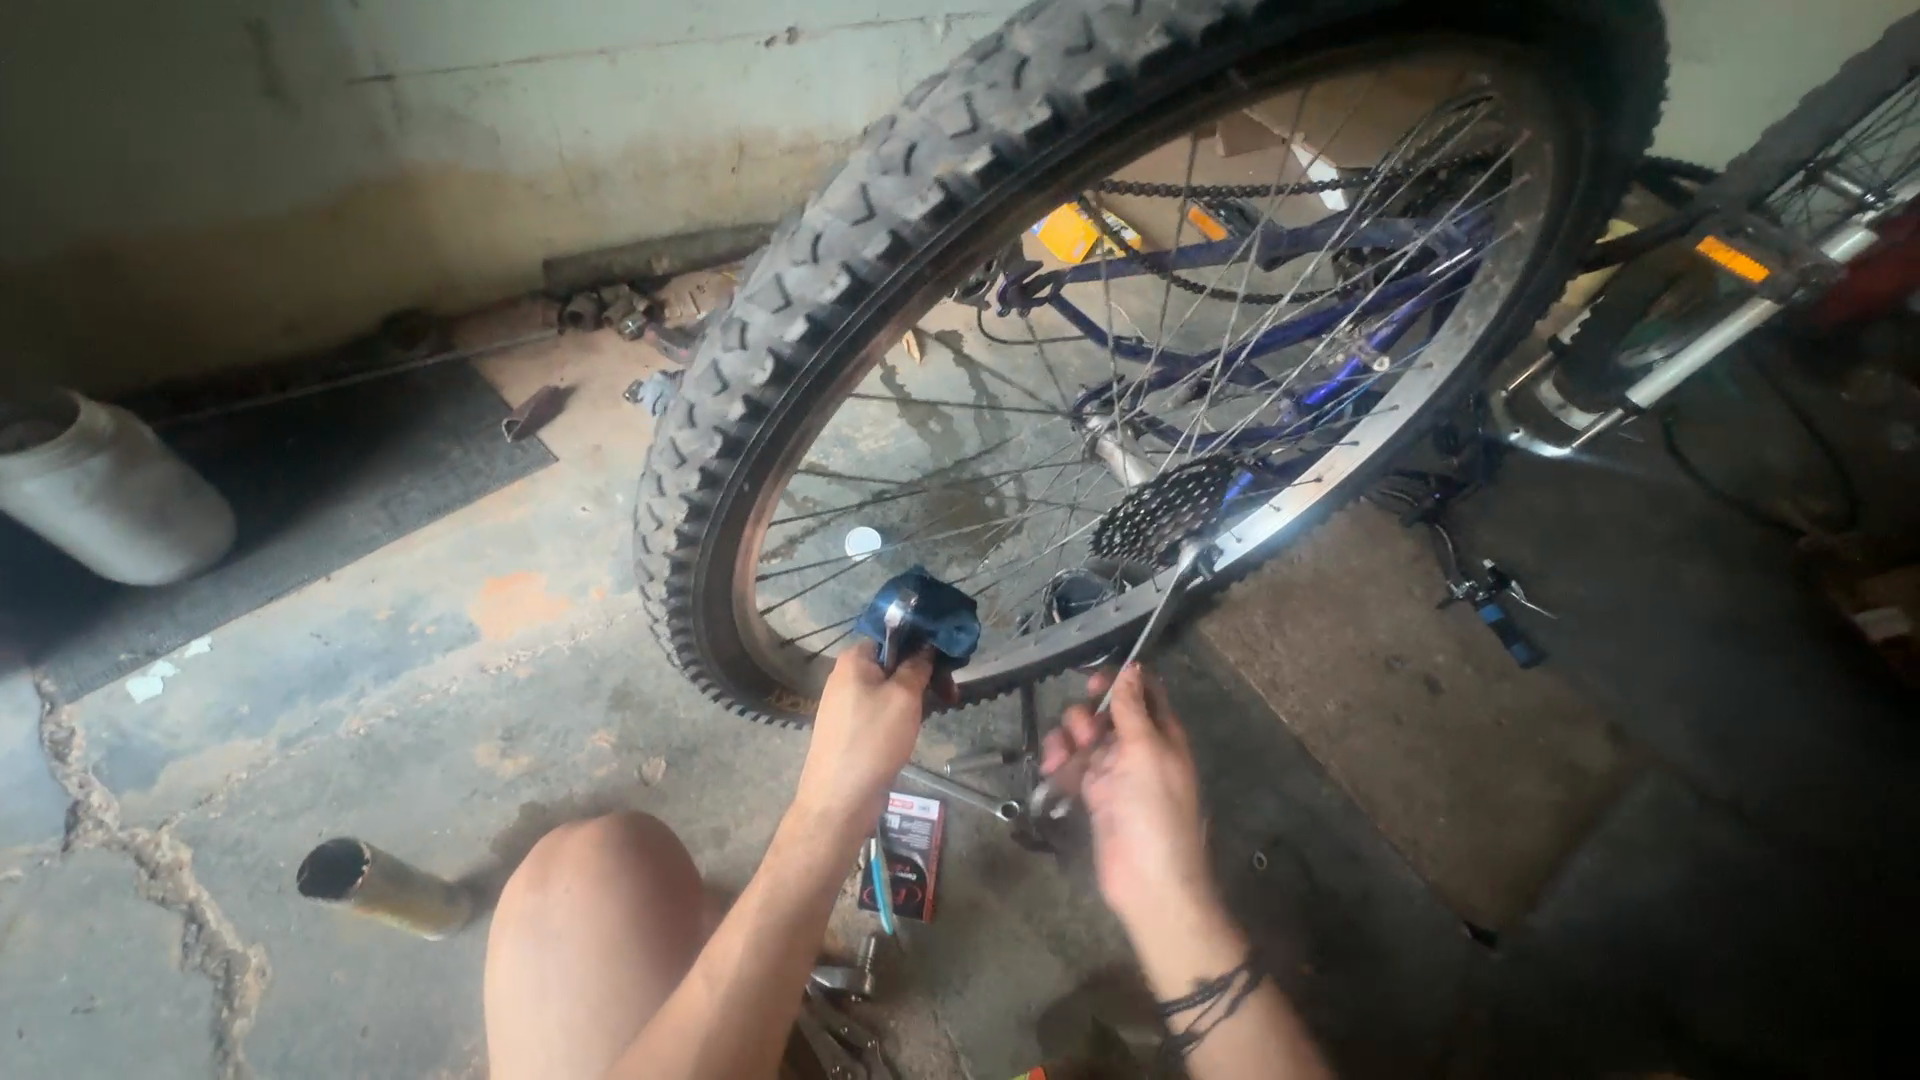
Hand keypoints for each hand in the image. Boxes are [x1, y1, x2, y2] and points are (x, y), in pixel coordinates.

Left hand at [793, 642, 933, 830]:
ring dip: (916, 694)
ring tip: (940, 709)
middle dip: (924, 672)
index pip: (893, 634)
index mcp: (854, 658)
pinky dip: (902, 712)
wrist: (839, 799)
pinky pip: (882, 708)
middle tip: (951, 693)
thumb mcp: (903, 696)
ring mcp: (848, 702)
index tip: (949, 657)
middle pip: (894, 661)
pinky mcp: (852, 727)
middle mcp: (847, 675)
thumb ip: (917, 665)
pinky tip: (916, 726)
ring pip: (891, 686)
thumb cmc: (872, 739)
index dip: (923, 641)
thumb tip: (926, 646)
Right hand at [1040, 664, 1215, 933]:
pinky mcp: (1095, 795)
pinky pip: (1074, 767)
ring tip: (1059, 758)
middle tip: (1082, 733)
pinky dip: (1061, 764)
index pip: (1143, 692)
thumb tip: (1132, 667)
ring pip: (1085, 738)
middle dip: (1087, 717)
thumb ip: (1132, 708)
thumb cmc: (1154, 809)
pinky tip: (1052, 772)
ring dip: (1068, 740)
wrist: (1148, 879)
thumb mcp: (1146, 750)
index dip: (1120, 681)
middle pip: (1107, 714)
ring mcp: (1115, 772)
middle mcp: (1139, 748)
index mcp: (1162, 734)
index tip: (1092, 681)